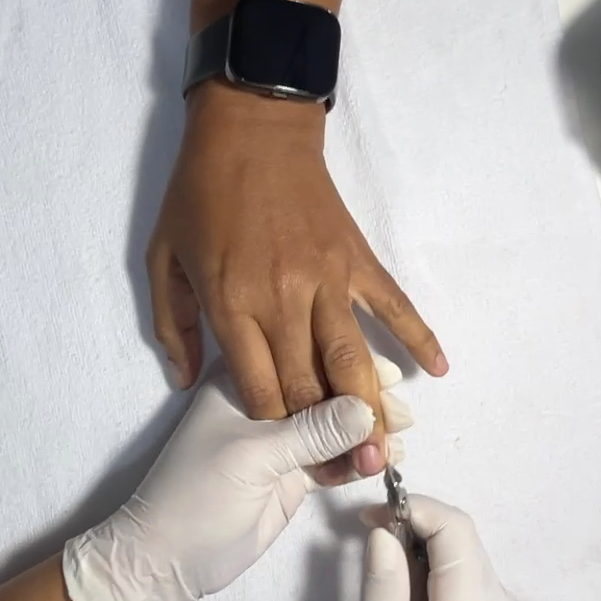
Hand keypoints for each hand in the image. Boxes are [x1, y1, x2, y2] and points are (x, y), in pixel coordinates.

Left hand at [63, 358, 410, 600]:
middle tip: (402, 414)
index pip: (304, 359)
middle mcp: (266, 402)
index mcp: (244, 380)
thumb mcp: (253, 456)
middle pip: (326, 391)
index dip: (348, 366)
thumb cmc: (198, 493)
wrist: (169, 557)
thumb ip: (311, 431)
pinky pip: (332, 460)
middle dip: (366, 401)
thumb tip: (368, 408)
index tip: (389, 375)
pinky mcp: (291, 473)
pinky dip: (356, 461)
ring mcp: (280, 439)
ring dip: (367, 433)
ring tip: (401, 441)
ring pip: (334, 427)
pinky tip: (383, 461)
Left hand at [146, 82, 445, 475]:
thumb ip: (173, 324)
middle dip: (329, 437)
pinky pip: (393, 304)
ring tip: (388, 446)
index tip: (290, 455)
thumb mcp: (163, 258)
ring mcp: (326, 280)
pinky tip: (437, 369)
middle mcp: (282, 301)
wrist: (251, 129)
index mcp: (232, 305)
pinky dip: (419, 336)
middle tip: (349, 471)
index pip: (261, 390)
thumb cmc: (199, 195)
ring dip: (372, 409)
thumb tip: (186, 378)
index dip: (276, 431)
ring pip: (354, 359)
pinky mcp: (356, 259)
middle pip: (309, 386)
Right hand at [358, 496, 548, 600]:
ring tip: (387, 576)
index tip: (368, 519)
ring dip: (420, 543)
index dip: (412, 507)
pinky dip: (433, 562)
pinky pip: (466, 565)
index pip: (454, 528)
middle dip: (411, 523)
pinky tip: (410, 593)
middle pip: (460, 532)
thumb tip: (381, 530)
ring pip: (462, 545)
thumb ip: (382, 594)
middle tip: (368, 541)